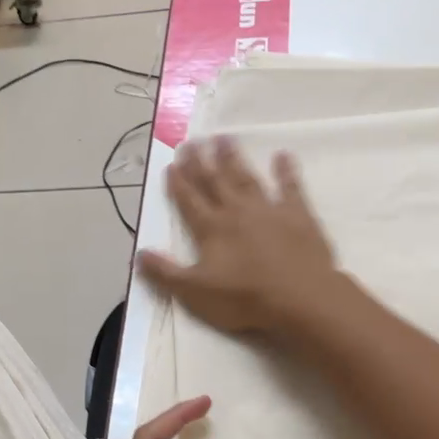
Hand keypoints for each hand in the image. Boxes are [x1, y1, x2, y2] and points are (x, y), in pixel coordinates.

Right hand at [140, 137, 340, 334]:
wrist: (299, 299)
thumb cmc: (244, 299)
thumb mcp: (194, 292)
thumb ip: (165, 273)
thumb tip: (139, 254)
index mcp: (211, 230)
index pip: (189, 201)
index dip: (178, 183)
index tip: (171, 163)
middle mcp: (236, 212)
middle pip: (215, 182)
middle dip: (202, 162)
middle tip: (193, 141)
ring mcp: (269, 210)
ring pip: (246, 178)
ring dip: (234, 159)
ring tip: (224, 139)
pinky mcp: (298, 215)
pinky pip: (291, 187)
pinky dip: (286, 171)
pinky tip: (282, 156)